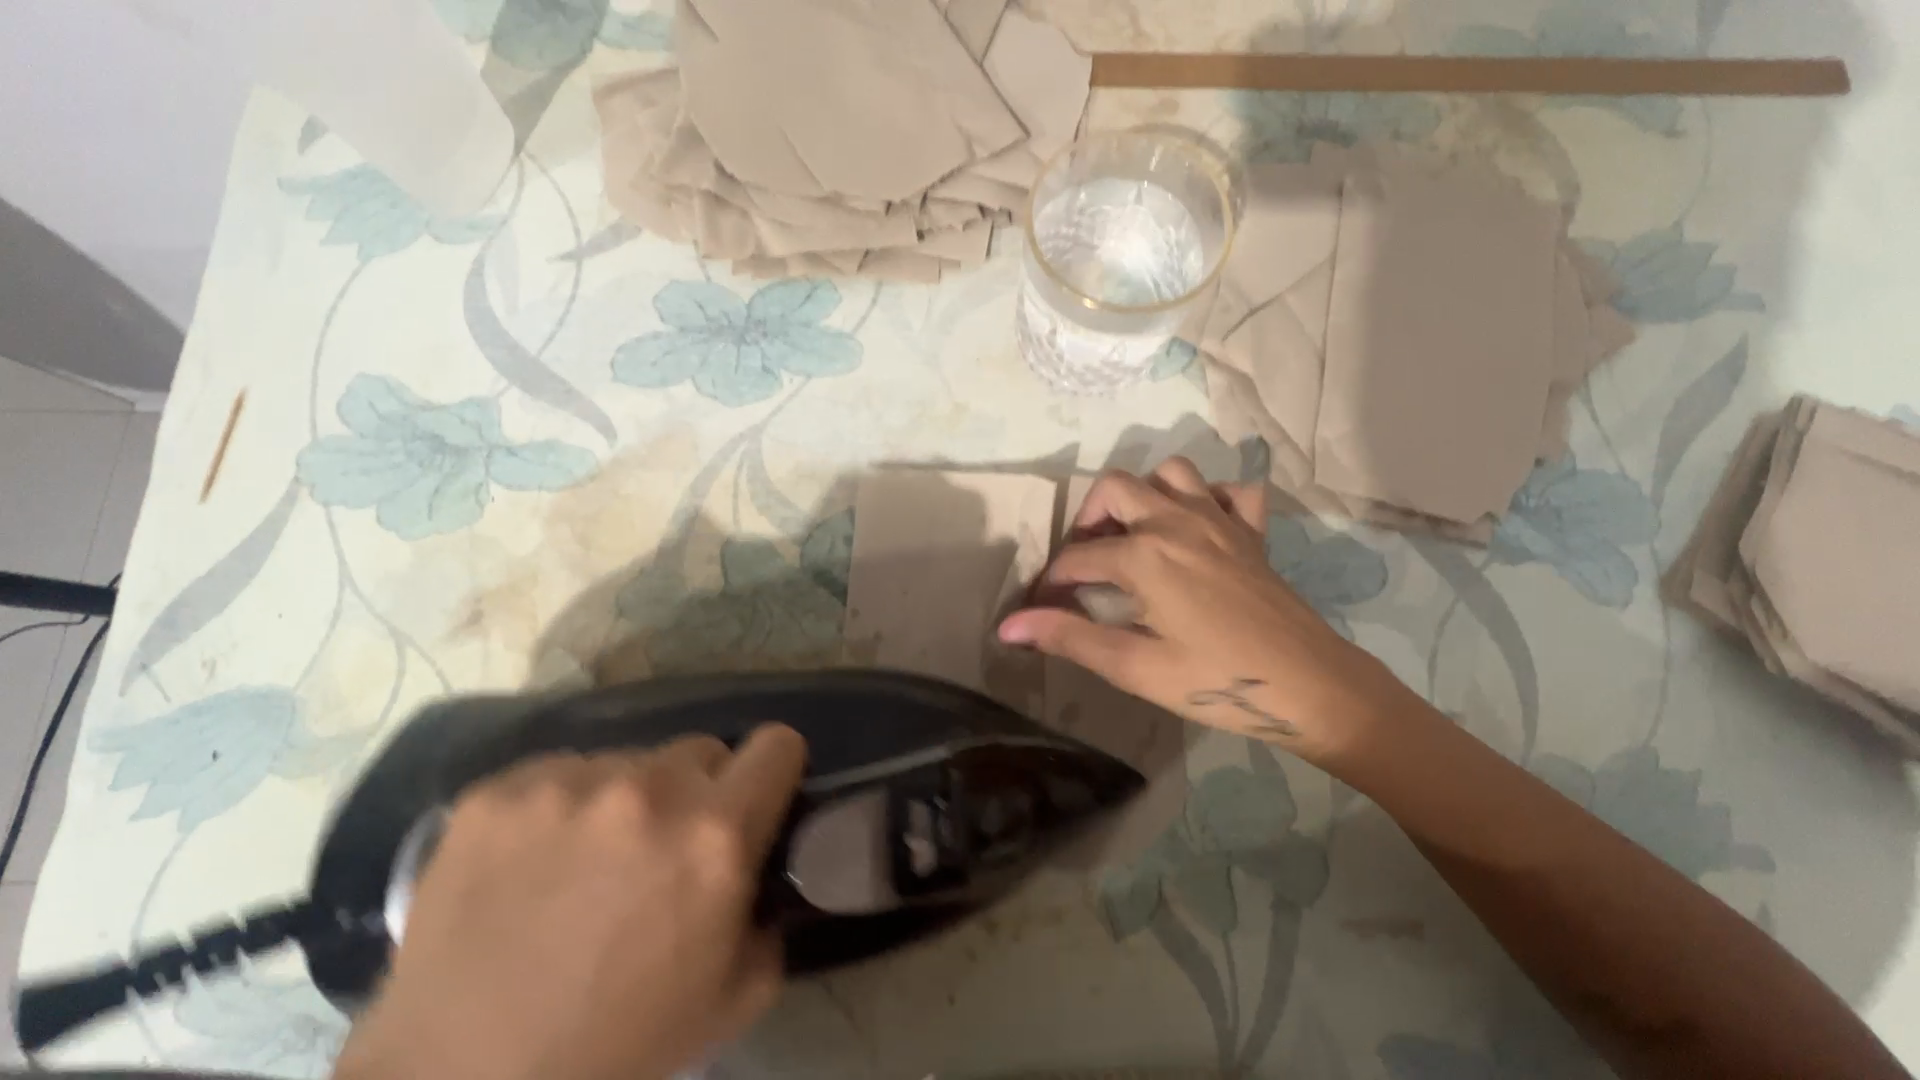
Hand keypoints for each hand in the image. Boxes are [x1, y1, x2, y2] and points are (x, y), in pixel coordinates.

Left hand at [333, 725, 806, 1079]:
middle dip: (696, 794)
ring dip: (623, 802)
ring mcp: (567, 783)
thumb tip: (756, 877)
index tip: (754, 801)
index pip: (776, 745)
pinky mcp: (498, 791)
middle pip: (700, 752)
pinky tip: (530, 867)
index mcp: (716, 835)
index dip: (773, 772)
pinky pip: (554, 775)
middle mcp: (649, 790)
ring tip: (584, 866)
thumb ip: (768, 920)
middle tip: (663, 851)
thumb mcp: (735, 999)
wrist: (465, 1075)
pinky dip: (557, 809)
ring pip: (625, 762)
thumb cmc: (618, 1043)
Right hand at [999, 459, 1421, 766]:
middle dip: (1089, 519)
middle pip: (1115, 488)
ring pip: (1170, 474)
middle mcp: (1177, 522)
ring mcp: (1220, 520)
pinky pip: (1229, 491)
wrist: (1311, 687)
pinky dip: (1208, 497)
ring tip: (1134, 537)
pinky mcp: (1252, 532)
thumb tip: (1007, 628)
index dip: (1052, 582)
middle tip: (1086, 562)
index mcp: (1145, 555)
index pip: (1078, 557)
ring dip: (1144, 496)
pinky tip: (1198, 529)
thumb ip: (1070, 638)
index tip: (1042, 607)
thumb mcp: (1136, 667)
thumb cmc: (1218, 682)